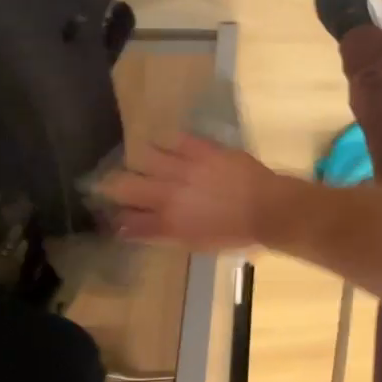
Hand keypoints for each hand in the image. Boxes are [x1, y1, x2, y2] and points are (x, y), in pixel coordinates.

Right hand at [95, 133, 283, 250]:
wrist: (268, 208)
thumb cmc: (235, 233)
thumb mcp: (195, 243)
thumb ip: (164, 234)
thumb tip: (138, 229)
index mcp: (168, 223)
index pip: (127, 221)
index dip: (116, 218)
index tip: (114, 213)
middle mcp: (170, 194)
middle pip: (126, 185)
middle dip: (113, 184)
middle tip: (113, 182)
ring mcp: (186, 168)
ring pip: (145, 156)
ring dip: (139, 159)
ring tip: (141, 158)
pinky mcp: (203, 149)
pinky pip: (176, 138)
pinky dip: (166, 140)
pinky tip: (164, 142)